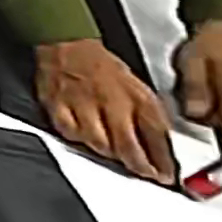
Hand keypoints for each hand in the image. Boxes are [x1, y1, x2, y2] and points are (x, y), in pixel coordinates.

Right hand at [35, 38, 175, 182]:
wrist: (66, 45)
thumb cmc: (103, 66)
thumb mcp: (138, 88)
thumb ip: (148, 115)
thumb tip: (159, 145)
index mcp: (135, 98)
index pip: (156, 136)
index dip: (163, 160)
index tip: (167, 175)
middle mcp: (109, 103)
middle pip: (126, 145)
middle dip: (138, 164)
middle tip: (143, 174)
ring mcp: (79, 103)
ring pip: (96, 142)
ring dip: (108, 153)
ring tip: (115, 156)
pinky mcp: (54, 103)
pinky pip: (66, 130)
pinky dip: (76, 138)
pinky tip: (83, 138)